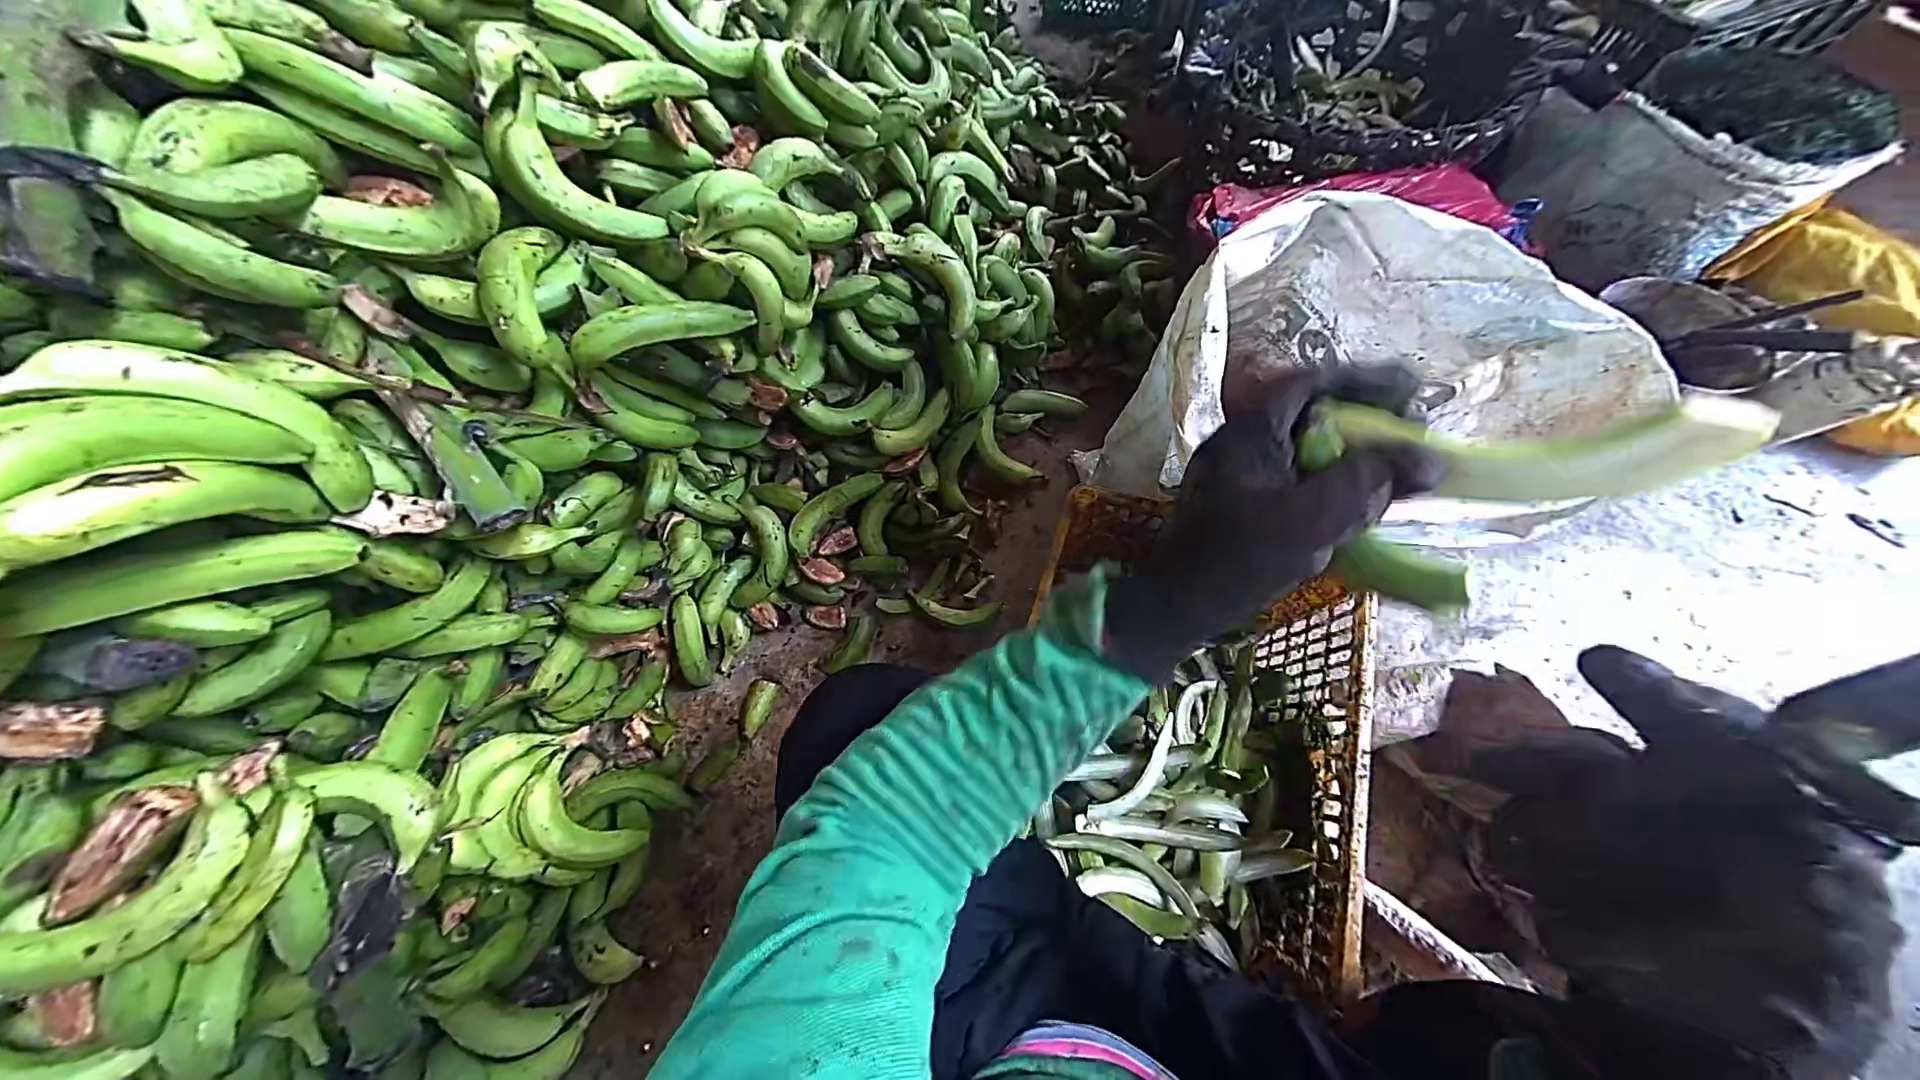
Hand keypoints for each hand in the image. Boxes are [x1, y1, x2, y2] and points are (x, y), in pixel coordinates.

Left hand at [1104, 364, 1438, 681]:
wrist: (1180, 603)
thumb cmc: (1240, 558)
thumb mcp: (1311, 518)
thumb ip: (1368, 483)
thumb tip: (1428, 461)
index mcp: (1247, 434)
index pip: (1310, 385)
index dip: (1364, 381)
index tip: (1409, 390)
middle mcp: (1238, 446)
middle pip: (1310, 418)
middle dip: (1363, 426)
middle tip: (1408, 439)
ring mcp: (1235, 476)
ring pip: (1302, 453)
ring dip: (1347, 462)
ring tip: (1392, 478)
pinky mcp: (1238, 505)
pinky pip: (1290, 483)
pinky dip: (1325, 490)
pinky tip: (1352, 513)